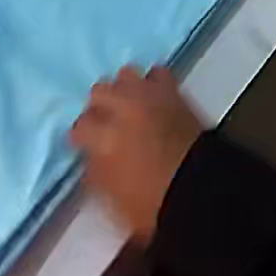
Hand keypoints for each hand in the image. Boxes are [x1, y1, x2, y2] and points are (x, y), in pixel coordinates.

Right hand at [68, 64, 205, 239]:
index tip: (86, 144)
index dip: (82, 136)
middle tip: (107, 121)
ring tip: (129, 104)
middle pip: (99, 91)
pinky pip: (156, 72)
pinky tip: (154, 96)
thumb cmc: (150, 203)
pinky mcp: (170, 89)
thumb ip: (96, 170)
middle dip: (100, 105)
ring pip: (125, 74)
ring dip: (124, 88)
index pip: (80, 125)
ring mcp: (147, 94)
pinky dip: (152, 82)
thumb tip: (92, 155)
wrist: (195, 185)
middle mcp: (121, 108)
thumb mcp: (111, 198)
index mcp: (103, 138)